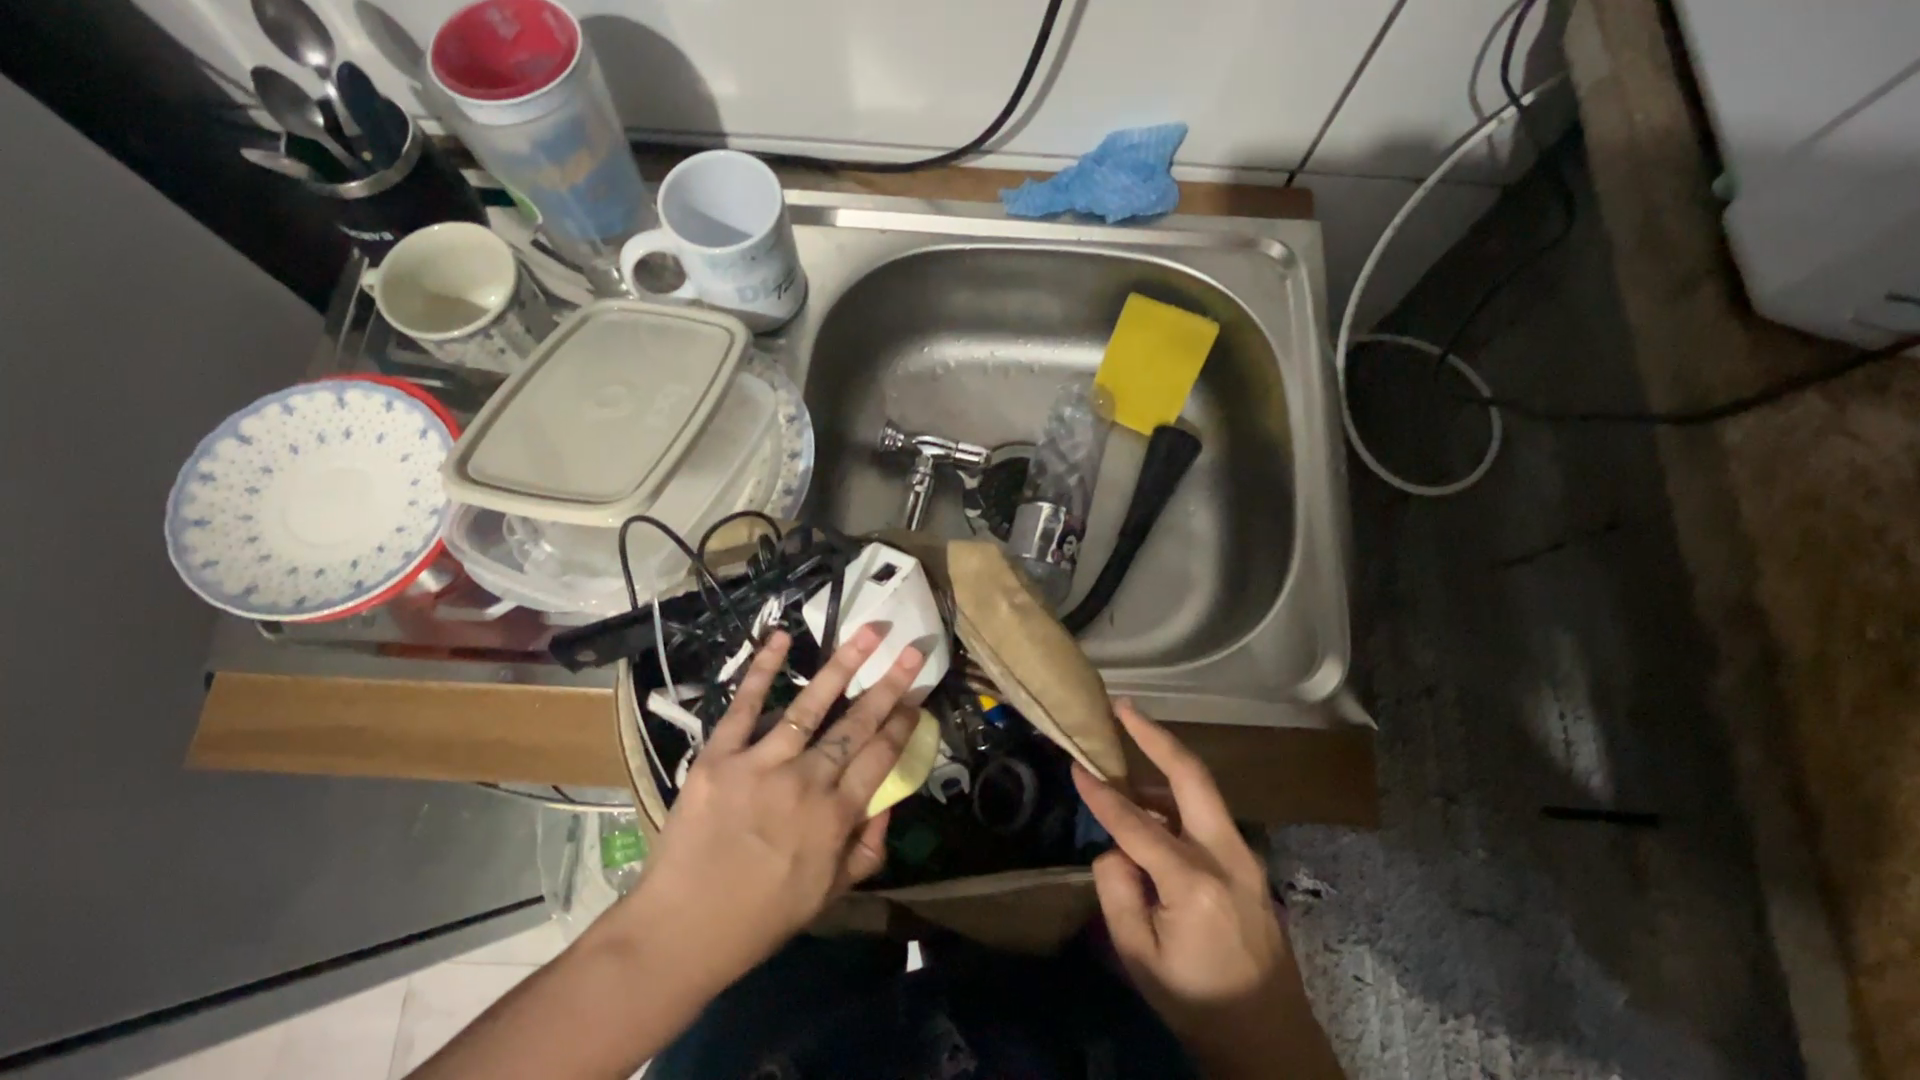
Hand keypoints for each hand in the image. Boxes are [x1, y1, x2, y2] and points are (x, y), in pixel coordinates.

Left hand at [621, 627, 922, 996]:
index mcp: (836, 817)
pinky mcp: (718, 757)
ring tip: (870, 632)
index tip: (919, 696)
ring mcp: (761, 764)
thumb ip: (867, 849)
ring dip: (843, 664)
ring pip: (810, 705)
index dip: (903, 724)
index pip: (881, 757)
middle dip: (891, 684)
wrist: (684, 928)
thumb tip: (888, 802)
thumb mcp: (830, 894)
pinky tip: (781, 638)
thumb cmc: (762, 917)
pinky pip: (744, 707)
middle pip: (857, 724)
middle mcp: (807, 783)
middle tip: (915, 649)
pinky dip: (762, 670)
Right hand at [1075, 703, 1338, 1077]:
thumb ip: (1117, 890)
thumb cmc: (1195, 1001)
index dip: (1101, 794)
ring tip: (1124, 773)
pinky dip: (1178, 805)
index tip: (1075, 764)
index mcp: (1193, 881)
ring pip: (1202, 795)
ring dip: (1164, 772)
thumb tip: (1114, 848)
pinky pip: (1209, 820)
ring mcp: (1246, 858)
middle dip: (1155, 736)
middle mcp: (1226, 855)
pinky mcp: (1250, 867)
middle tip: (1123, 707)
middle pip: (1191, 777)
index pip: (1135, 824)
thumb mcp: (1137, 955)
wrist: (1268, 1038)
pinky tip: (1153, 816)